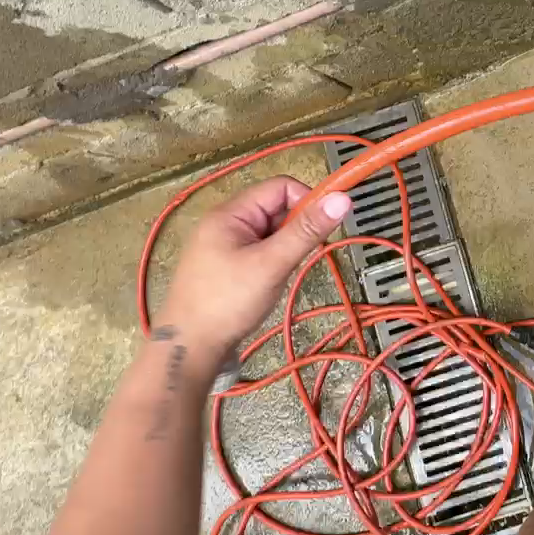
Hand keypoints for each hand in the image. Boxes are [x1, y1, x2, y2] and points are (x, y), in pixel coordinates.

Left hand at [152, 176, 351, 354]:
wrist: (191, 347)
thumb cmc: (228, 302)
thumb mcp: (272, 264)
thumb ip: (307, 230)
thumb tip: (343, 199)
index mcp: (231, 213)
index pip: (281, 187)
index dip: (307, 201)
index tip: (322, 229)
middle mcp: (227, 222)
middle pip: (277, 207)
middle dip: (298, 227)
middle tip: (300, 257)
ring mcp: (226, 243)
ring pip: (273, 230)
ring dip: (288, 246)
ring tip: (282, 272)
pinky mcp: (229, 263)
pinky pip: (263, 248)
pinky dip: (276, 259)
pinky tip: (273, 280)